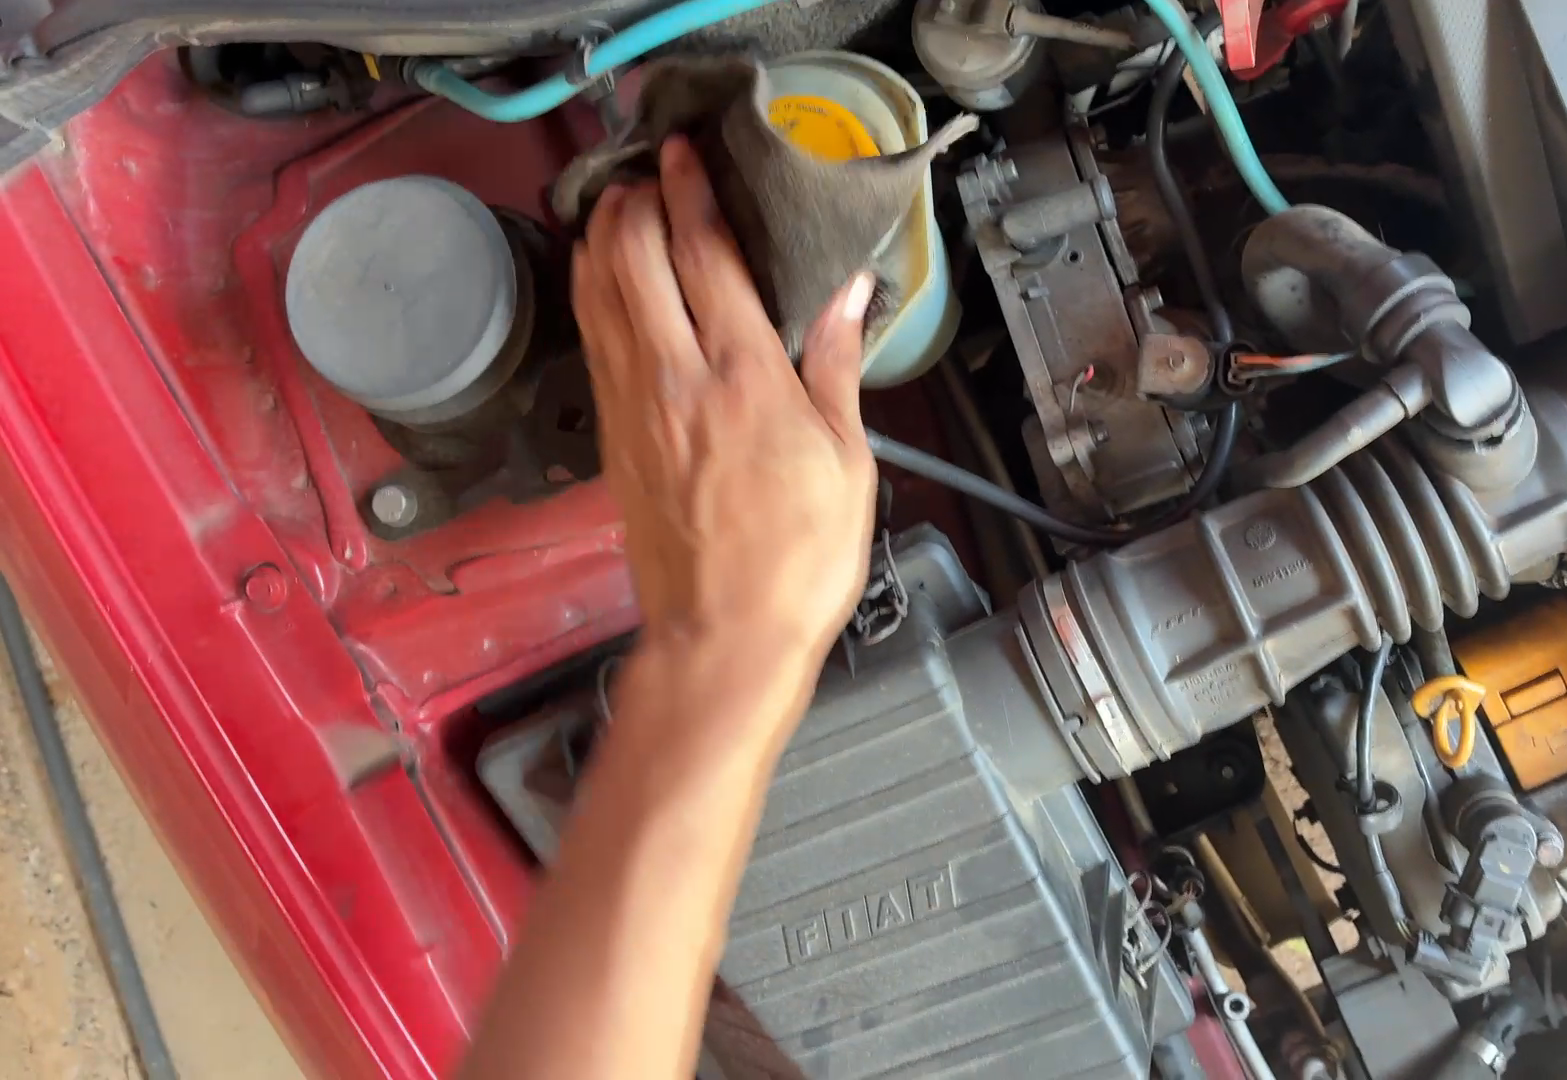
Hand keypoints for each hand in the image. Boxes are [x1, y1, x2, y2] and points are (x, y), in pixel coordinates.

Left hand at [573, 135, 878, 663]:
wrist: (727, 633)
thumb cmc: (801, 557)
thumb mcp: (847, 461)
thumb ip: (836, 367)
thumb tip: (850, 297)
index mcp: (748, 379)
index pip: (709, 257)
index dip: (695, 194)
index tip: (689, 155)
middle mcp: (679, 379)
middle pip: (637, 257)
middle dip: (638, 199)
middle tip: (652, 172)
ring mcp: (635, 408)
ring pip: (600, 293)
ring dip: (603, 236)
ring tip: (618, 205)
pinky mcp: (613, 440)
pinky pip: (592, 342)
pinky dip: (592, 294)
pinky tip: (602, 282)